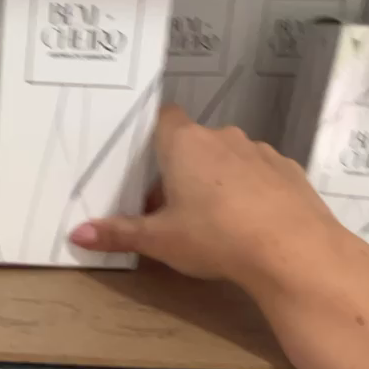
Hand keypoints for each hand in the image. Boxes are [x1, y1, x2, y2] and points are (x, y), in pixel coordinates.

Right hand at [69, 105, 345, 290]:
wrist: (292, 250)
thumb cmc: (215, 236)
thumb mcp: (159, 241)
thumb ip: (118, 234)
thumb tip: (76, 234)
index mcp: (184, 144)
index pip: (163, 119)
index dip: (153, 137)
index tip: (146, 164)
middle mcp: (222, 137)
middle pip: (192, 144)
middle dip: (179, 170)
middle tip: (169, 210)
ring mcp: (259, 152)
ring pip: (227, 158)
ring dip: (215, 180)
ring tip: (211, 220)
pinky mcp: (288, 170)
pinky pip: (258, 174)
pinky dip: (248, 191)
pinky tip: (248, 222)